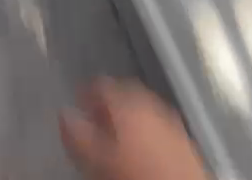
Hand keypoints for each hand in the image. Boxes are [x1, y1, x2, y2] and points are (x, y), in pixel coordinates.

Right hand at [59, 78, 209, 179]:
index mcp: (128, 98)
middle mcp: (152, 101)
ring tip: (117, 135)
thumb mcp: (95, 154)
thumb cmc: (134, 171)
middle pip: (125, 91)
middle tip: (96, 117)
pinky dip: (148, 130)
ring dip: (129, 116)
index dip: (85, 90)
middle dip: (109, 101)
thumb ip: (76, 130)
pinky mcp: (187, 139)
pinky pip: (160, 125)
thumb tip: (63, 111)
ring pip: (144, 108)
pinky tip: (142, 148)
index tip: (77, 103)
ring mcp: (173, 119)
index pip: (100, 81)